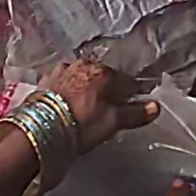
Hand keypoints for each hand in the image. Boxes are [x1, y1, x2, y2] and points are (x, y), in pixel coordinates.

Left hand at [40, 60, 159, 154]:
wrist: (40, 130)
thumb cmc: (82, 125)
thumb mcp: (112, 122)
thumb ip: (134, 113)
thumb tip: (156, 107)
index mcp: (105, 73)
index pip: (126, 81)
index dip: (133, 92)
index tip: (135, 100)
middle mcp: (84, 65)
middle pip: (103, 75)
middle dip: (109, 86)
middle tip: (110, 103)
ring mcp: (63, 70)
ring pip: (83, 75)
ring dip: (88, 85)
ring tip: (88, 101)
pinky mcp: (46, 79)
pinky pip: (64, 79)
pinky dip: (70, 86)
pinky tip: (68, 97)